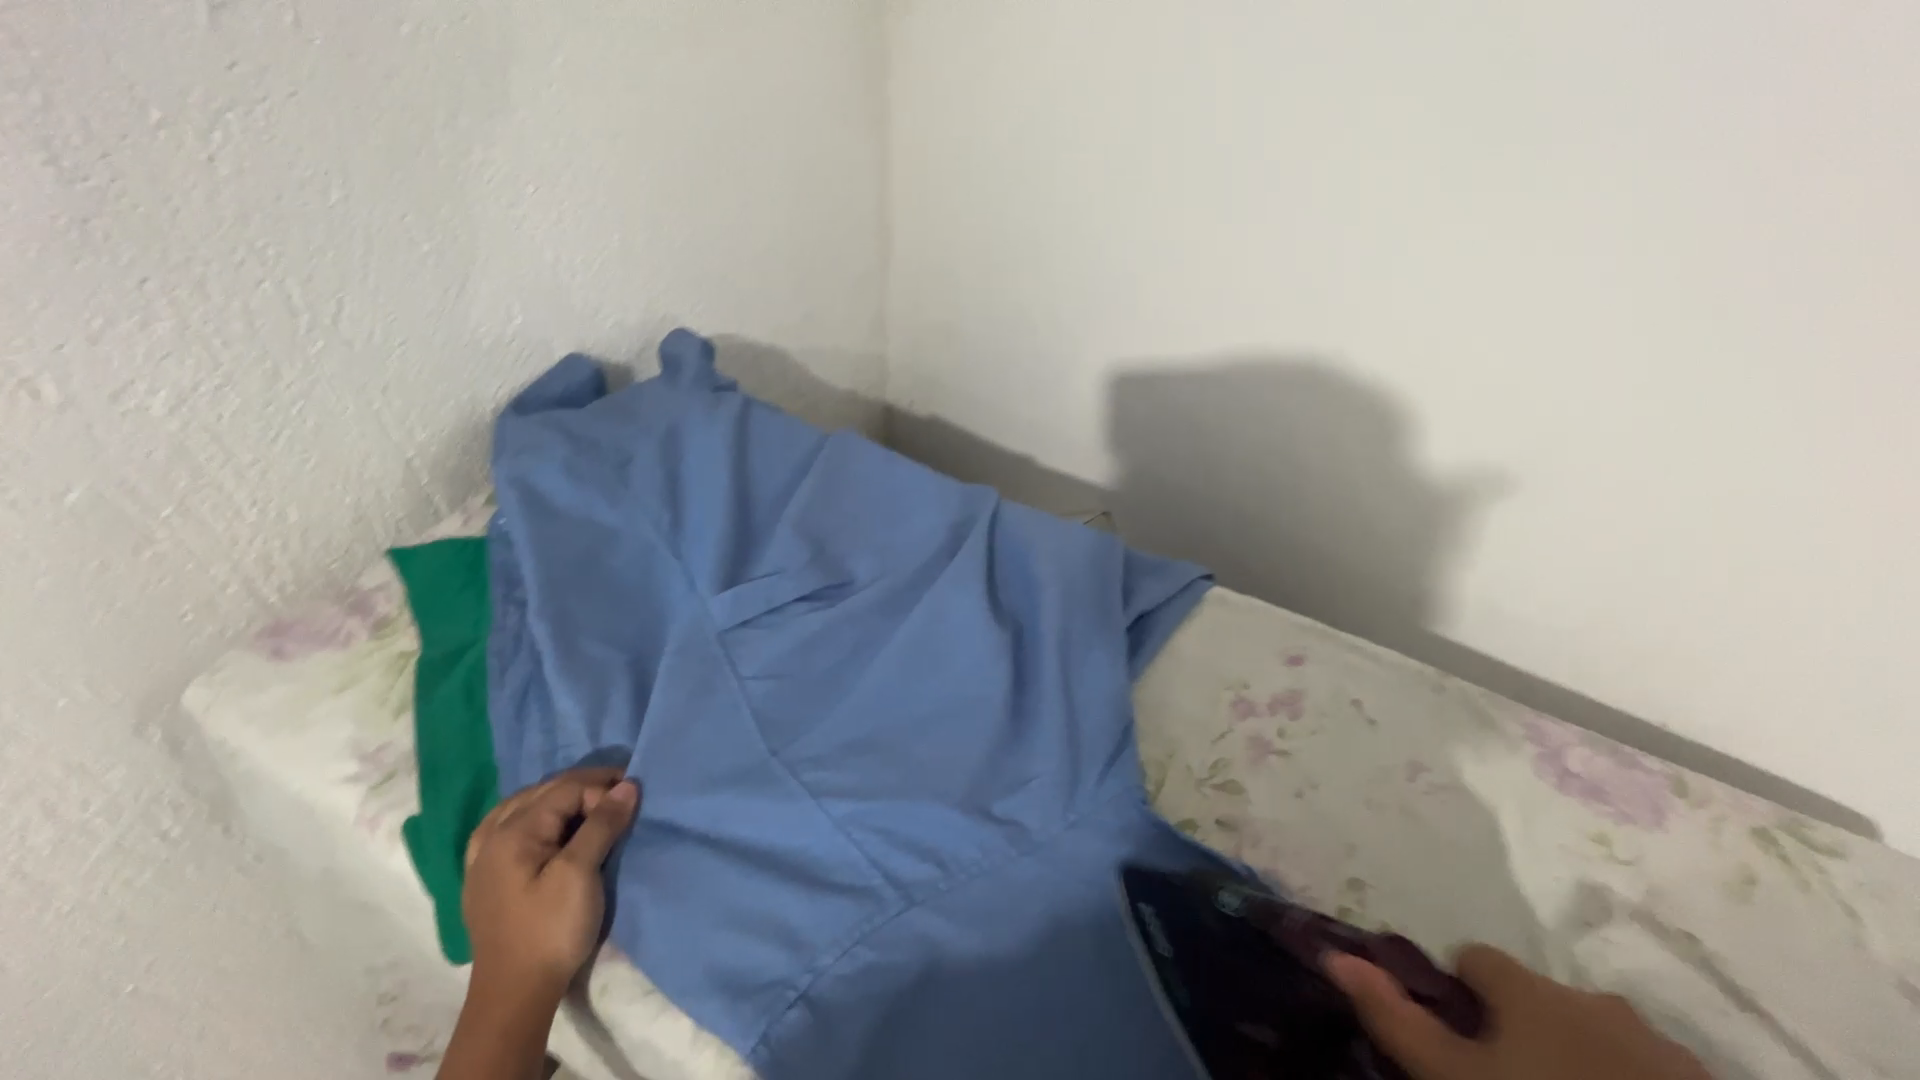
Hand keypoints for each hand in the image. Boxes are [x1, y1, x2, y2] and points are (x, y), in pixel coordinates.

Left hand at [462, 766, 639, 1004]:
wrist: (514, 992)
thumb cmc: (551, 929)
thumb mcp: (580, 873)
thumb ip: (602, 824)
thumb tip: (627, 785)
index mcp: (512, 831)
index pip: (565, 789)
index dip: (602, 789)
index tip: (634, 800)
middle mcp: (491, 835)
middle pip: (544, 792)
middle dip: (584, 788)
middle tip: (621, 798)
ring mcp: (482, 857)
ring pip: (524, 807)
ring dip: (560, 801)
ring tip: (592, 809)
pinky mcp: (485, 877)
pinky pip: (509, 828)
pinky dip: (535, 818)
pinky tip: (547, 829)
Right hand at [1325, 944, 1712, 1079]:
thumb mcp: (1454, 1076)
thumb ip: (1396, 1017)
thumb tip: (1335, 956)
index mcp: (1529, 989)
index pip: (1475, 957)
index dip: (1459, 992)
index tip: (1457, 1035)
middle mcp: (1591, 997)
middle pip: (1537, 995)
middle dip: (1520, 1025)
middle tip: (1508, 1075)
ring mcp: (1655, 1041)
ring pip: (1594, 1030)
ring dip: (1575, 1052)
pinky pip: (1645, 1065)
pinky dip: (1623, 1077)